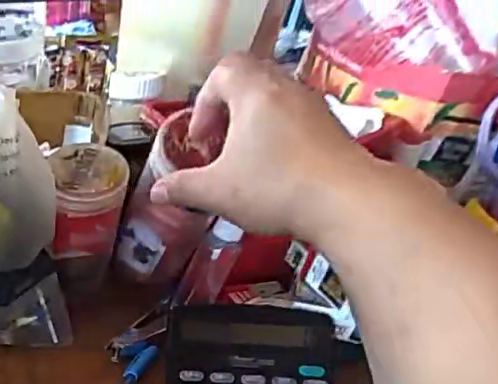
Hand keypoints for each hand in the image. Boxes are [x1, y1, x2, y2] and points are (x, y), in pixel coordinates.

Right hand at [152, 53, 384, 241]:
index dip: (203, 102)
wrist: (340, 198)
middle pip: (248, 80)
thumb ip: (183, 188)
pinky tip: (269, 169)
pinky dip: (273, 133)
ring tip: (240, 161)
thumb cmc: (272, 187)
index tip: (199, 139)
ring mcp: (310, 103)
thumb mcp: (216, 192)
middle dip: (225, 111)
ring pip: (271, 98)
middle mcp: (284, 87)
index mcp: (253, 92)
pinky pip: (292, 116)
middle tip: (216, 147)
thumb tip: (156, 191)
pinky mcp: (327, 124)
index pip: (223, 71)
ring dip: (249, 123)